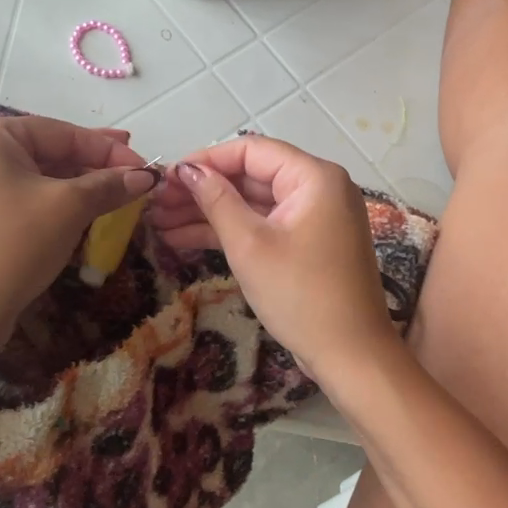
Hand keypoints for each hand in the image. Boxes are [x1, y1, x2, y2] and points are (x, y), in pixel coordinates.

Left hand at [0, 117, 155, 346]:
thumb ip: (109, 186)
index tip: (146, 168)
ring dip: (77, 188)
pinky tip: (81, 218)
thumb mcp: (67, 208)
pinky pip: (20, 203)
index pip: (61, 132)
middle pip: (47, 153)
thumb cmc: (10, 245)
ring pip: (35, 181)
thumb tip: (147, 178)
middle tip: (136, 173)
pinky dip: (53, 208)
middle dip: (94, 166)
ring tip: (116, 195)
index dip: (108, 150)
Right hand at [147, 136, 396, 378]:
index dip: (205, 160)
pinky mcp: (307, 243)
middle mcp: (318, 188)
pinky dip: (230, 231)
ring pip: (253, 203)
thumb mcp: (250, 245)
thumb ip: (216, 200)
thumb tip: (187, 170)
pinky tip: (185, 239)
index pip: (250, 151)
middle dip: (202, 190)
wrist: (351, 356)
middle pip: (250, 175)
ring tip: (160, 223)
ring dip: (209, 213)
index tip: (167, 177)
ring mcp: (314, 217)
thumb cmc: (300, 294)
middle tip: (157, 203)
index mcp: (314, 177)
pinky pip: (264, 224)